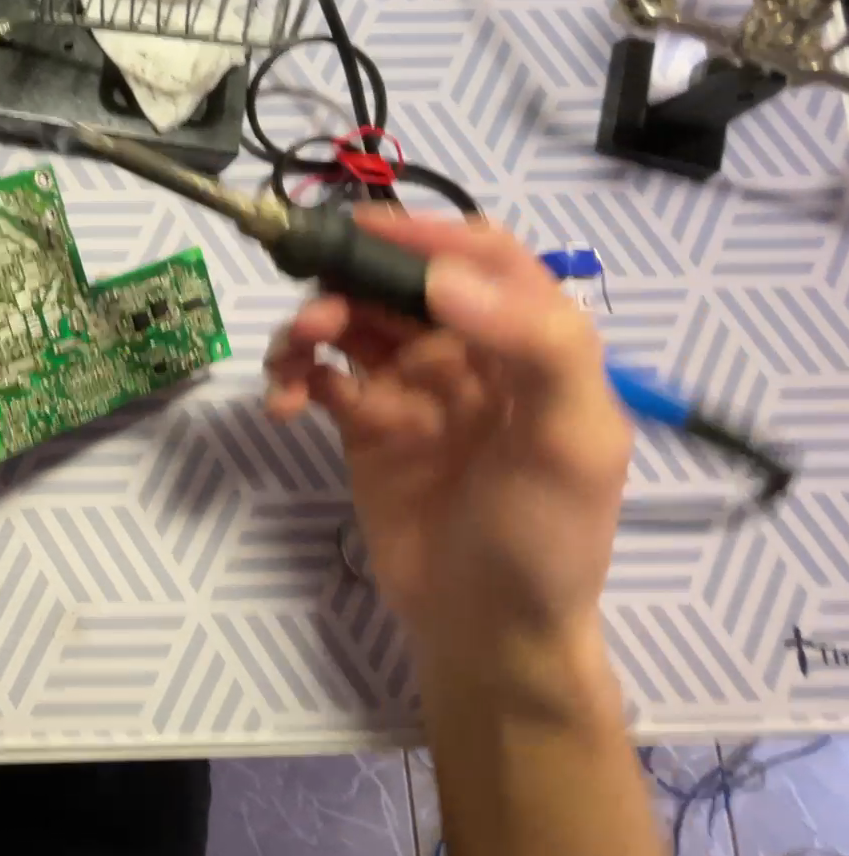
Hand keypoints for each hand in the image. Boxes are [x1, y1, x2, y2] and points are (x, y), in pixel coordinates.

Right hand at [264, 211, 631, 665]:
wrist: (484, 623)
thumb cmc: (544, 535)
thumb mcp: (572, 442)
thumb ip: (533, 346)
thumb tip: (443, 277)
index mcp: (525, 344)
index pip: (478, 259)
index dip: (422, 236)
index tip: (357, 232)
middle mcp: (462, 354)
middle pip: (394, 287)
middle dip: (345, 289)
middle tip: (311, 324)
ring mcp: (405, 389)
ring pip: (346, 327)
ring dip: (308, 331)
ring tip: (288, 364)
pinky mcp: (360, 424)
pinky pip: (318, 379)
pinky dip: (292, 380)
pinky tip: (281, 407)